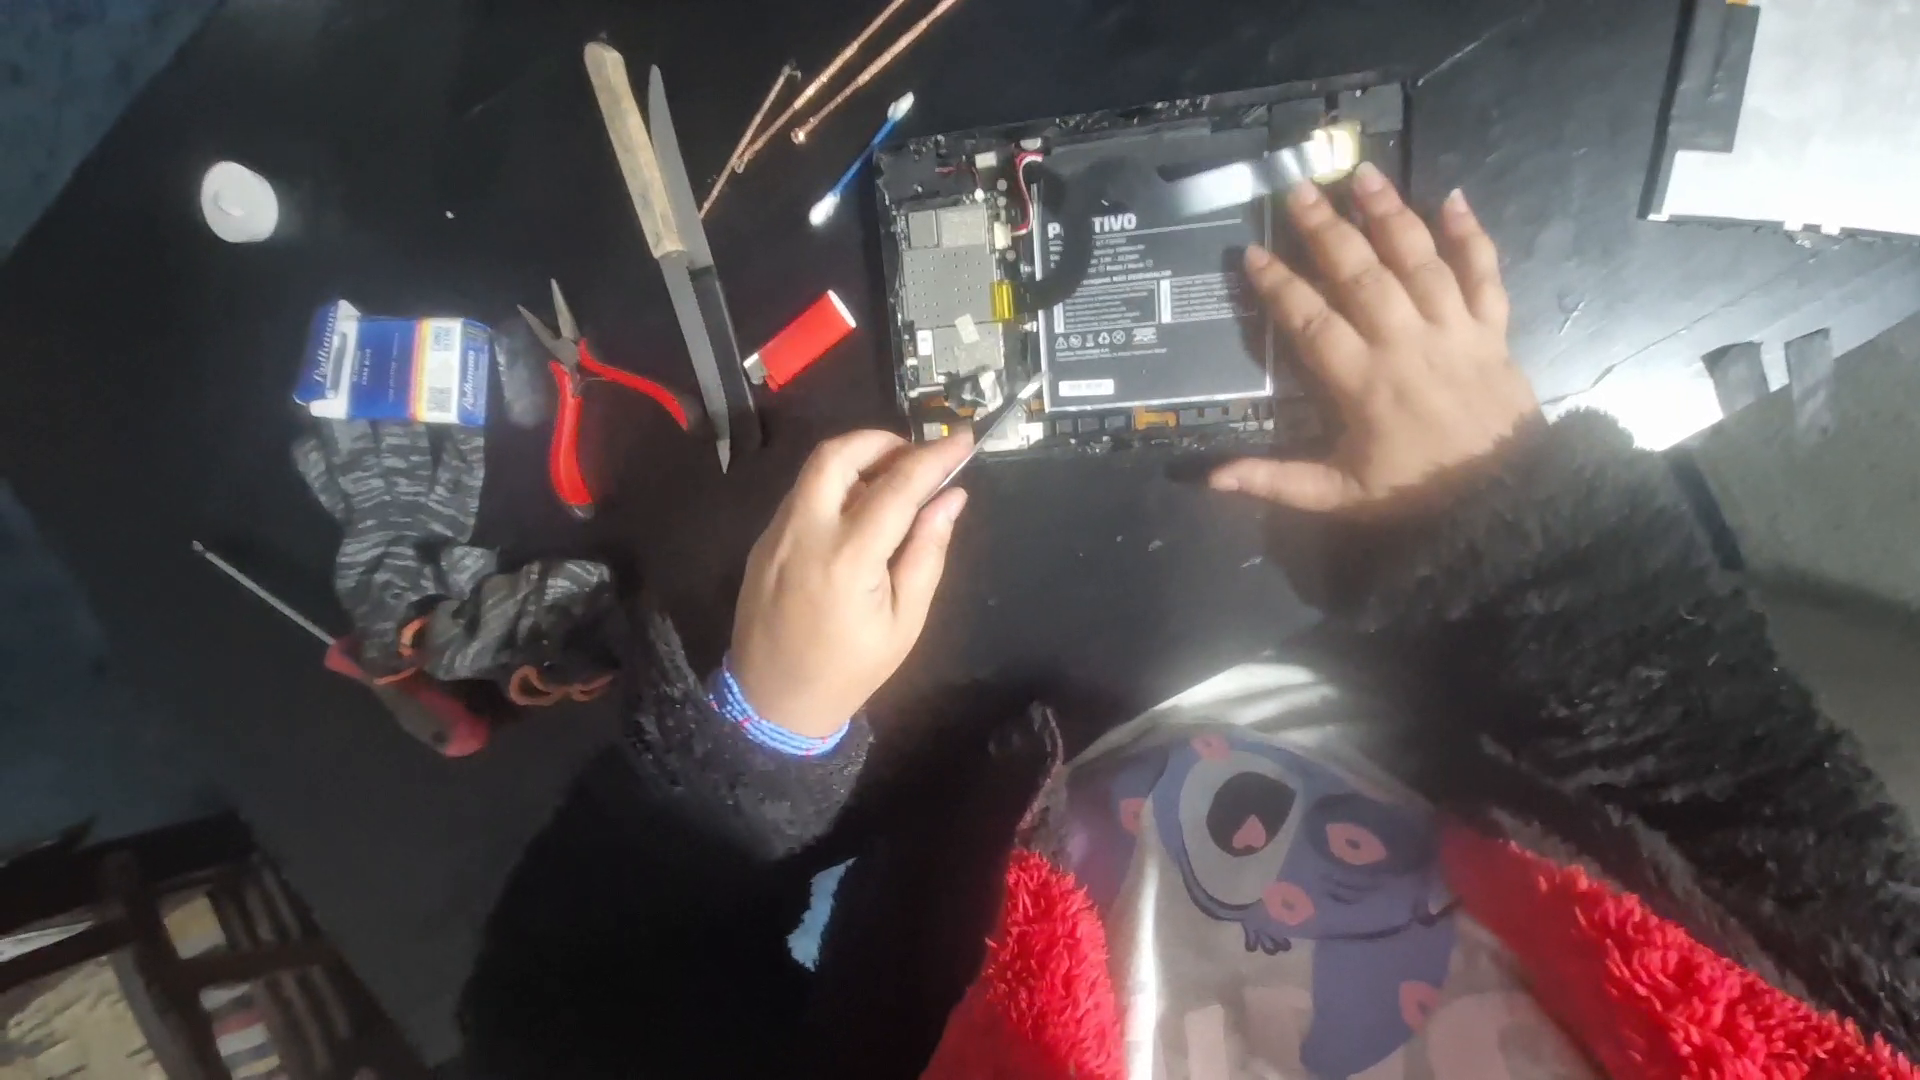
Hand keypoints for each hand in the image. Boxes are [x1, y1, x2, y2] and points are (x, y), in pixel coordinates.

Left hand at [730, 429, 973, 737]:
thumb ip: (927, 551)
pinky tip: (859, 512)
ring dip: (857, 461)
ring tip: (893, 484)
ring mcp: (777, 534)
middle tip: (915, 457)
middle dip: (881, 440)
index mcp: (847, 558)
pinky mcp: (764, 541)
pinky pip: (802, 495)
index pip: (897, 487)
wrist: (773, 702)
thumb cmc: (850, 669)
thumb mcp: (905, 620)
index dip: (934, 458)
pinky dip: (835, 486)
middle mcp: (805, 532)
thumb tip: (951, 498)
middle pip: (837, 454)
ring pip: (815, 471)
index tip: (963, 439)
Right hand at [1211, 163, 1540, 512]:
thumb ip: (1273, 480)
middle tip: (1299, 191)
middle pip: (1363, 275)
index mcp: (1363, 383)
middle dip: (1328, 231)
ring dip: (1391, 214)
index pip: (1313, 322)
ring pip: (1421, 260)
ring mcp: (1455, 331)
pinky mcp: (1493, 330)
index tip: (1253, 254)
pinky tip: (1455, 198)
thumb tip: (1210, 476)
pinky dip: (1472, 235)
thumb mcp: (1335, 496)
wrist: (1504, 499)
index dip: (1280, 287)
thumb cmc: (1412, 493)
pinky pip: (1485, 273)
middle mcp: (1406, 343)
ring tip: (1364, 174)